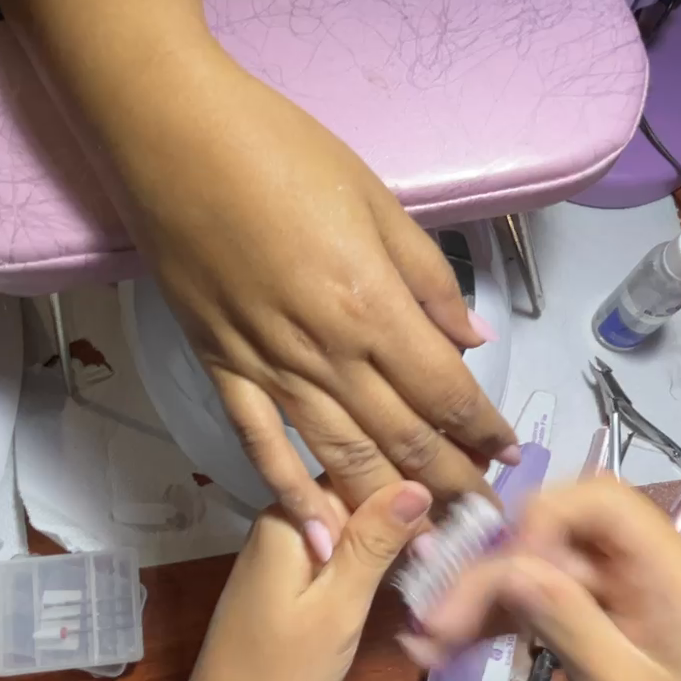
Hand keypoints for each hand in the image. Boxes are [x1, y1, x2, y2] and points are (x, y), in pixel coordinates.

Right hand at [110, 61, 519, 560]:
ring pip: (341, 456)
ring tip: (426, 541)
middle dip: (450, 482)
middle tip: (481, 517)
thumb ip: (428, 279)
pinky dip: (291, 494)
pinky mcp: (223, 372)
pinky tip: (320, 535)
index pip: (446, 392)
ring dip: (388, 504)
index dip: (483, 431)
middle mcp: (329, 354)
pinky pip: (260, 447)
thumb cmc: (281, 153)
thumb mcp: (376, 200)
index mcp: (374, 306)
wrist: (174, 140)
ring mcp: (271, 370)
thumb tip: (471, 340)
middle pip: (403, 438)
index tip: (506, 457)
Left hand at [169, 480, 431, 680]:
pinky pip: (332, 546)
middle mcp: (280, 518)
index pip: (357, 471)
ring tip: (440, 545)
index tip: (456, 506)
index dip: (406, 486)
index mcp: (289, 515)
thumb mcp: (338, 608)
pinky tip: (398, 565)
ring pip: (345, 522)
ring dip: (387, 534)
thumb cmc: (282, 672)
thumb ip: (374, 544)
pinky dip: (365, 555)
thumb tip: (417, 483)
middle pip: (352, 494)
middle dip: (401, 510)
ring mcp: (280, 546)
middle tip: (458, 533)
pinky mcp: (284, 571)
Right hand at [415, 478, 680, 680]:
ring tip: (431, 640)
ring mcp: (615, 582)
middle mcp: (640, 560)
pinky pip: (536, 593)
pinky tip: (451, 645)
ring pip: (534, 562)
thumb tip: (508, 568)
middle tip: (440, 619)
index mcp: (670, 568)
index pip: (601, 499)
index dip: (543, 517)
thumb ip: (569, 624)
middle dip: (492, 569)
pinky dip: (495, 617)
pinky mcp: (593, 605)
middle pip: (553, 528)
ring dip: (481, 597)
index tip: (506, 570)